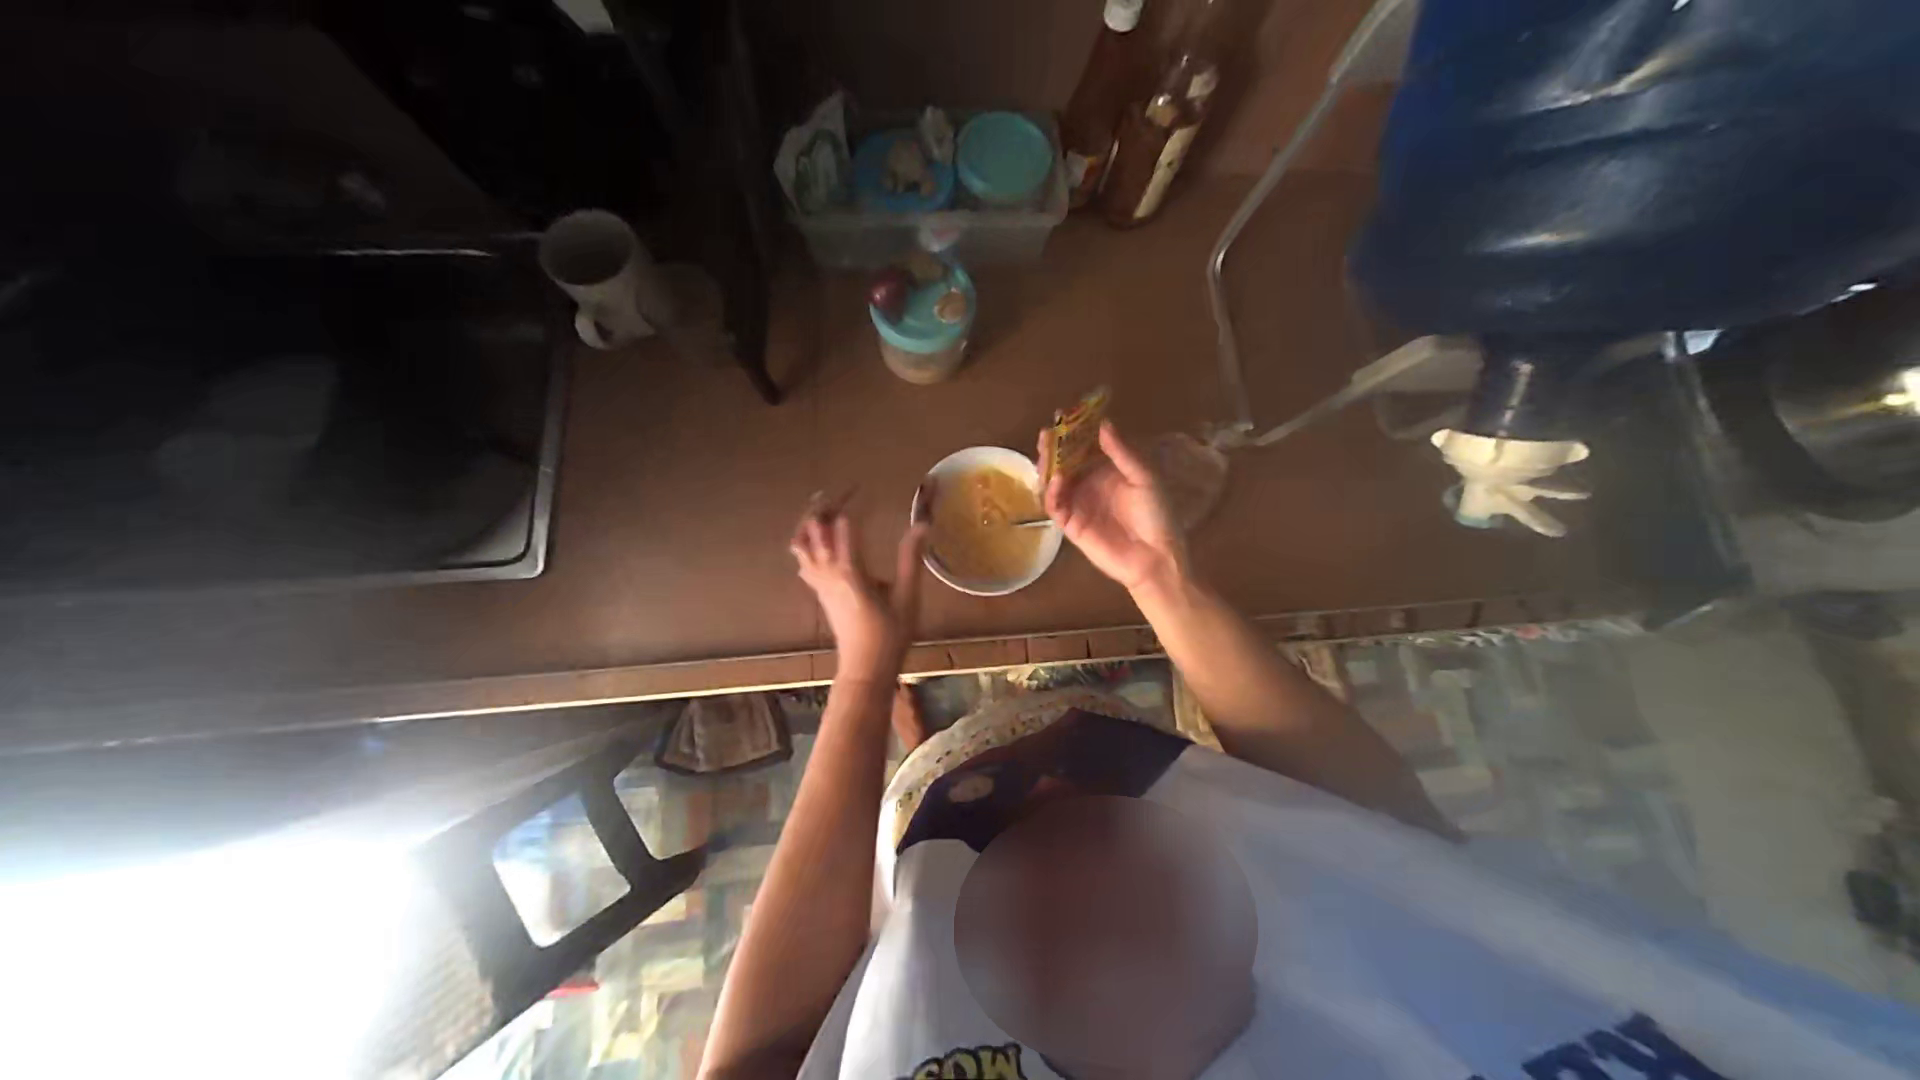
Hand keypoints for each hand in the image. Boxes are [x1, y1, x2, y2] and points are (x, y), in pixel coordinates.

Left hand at [789, 495, 929, 680]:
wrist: (865, 669)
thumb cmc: (890, 635)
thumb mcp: (908, 597)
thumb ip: (911, 558)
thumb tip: (921, 525)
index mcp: (850, 571)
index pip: (842, 524)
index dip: (850, 501)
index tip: (864, 487)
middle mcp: (828, 572)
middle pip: (814, 528)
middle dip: (825, 505)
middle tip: (844, 491)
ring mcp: (819, 582)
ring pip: (801, 543)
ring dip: (809, 521)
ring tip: (824, 506)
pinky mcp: (818, 591)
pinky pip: (803, 559)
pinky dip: (806, 542)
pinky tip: (818, 539)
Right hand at [1040, 421, 1188, 593]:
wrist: (1156, 556)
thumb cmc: (1156, 515)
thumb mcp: (1144, 477)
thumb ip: (1122, 452)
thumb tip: (1103, 423)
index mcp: (1107, 470)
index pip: (1083, 446)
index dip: (1073, 432)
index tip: (1063, 416)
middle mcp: (1088, 484)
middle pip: (1063, 461)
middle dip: (1052, 447)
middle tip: (1045, 434)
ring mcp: (1078, 503)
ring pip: (1053, 481)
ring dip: (1047, 467)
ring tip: (1045, 454)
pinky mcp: (1070, 524)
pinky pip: (1054, 506)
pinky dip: (1051, 492)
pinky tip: (1056, 480)